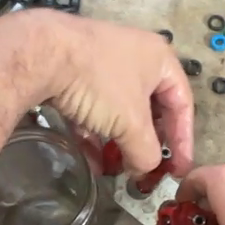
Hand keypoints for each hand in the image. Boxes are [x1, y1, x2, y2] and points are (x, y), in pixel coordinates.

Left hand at [0, 10, 194, 175]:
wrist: (42, 54)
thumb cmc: (100, 82)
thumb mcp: (131, 123)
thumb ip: (146, 152)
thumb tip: (144, 169)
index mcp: (160, 60)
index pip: (182, 105)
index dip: (182, 141)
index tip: (178, 169)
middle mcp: (135, 57)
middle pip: (149, 109)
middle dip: (146, 144)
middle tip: (145, 170)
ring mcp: (101, 64)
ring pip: (118, 112)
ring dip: (119, 143)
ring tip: (116, 170)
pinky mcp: (74, 75)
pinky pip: (92, 110)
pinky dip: (94, 136)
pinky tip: (92, 162)